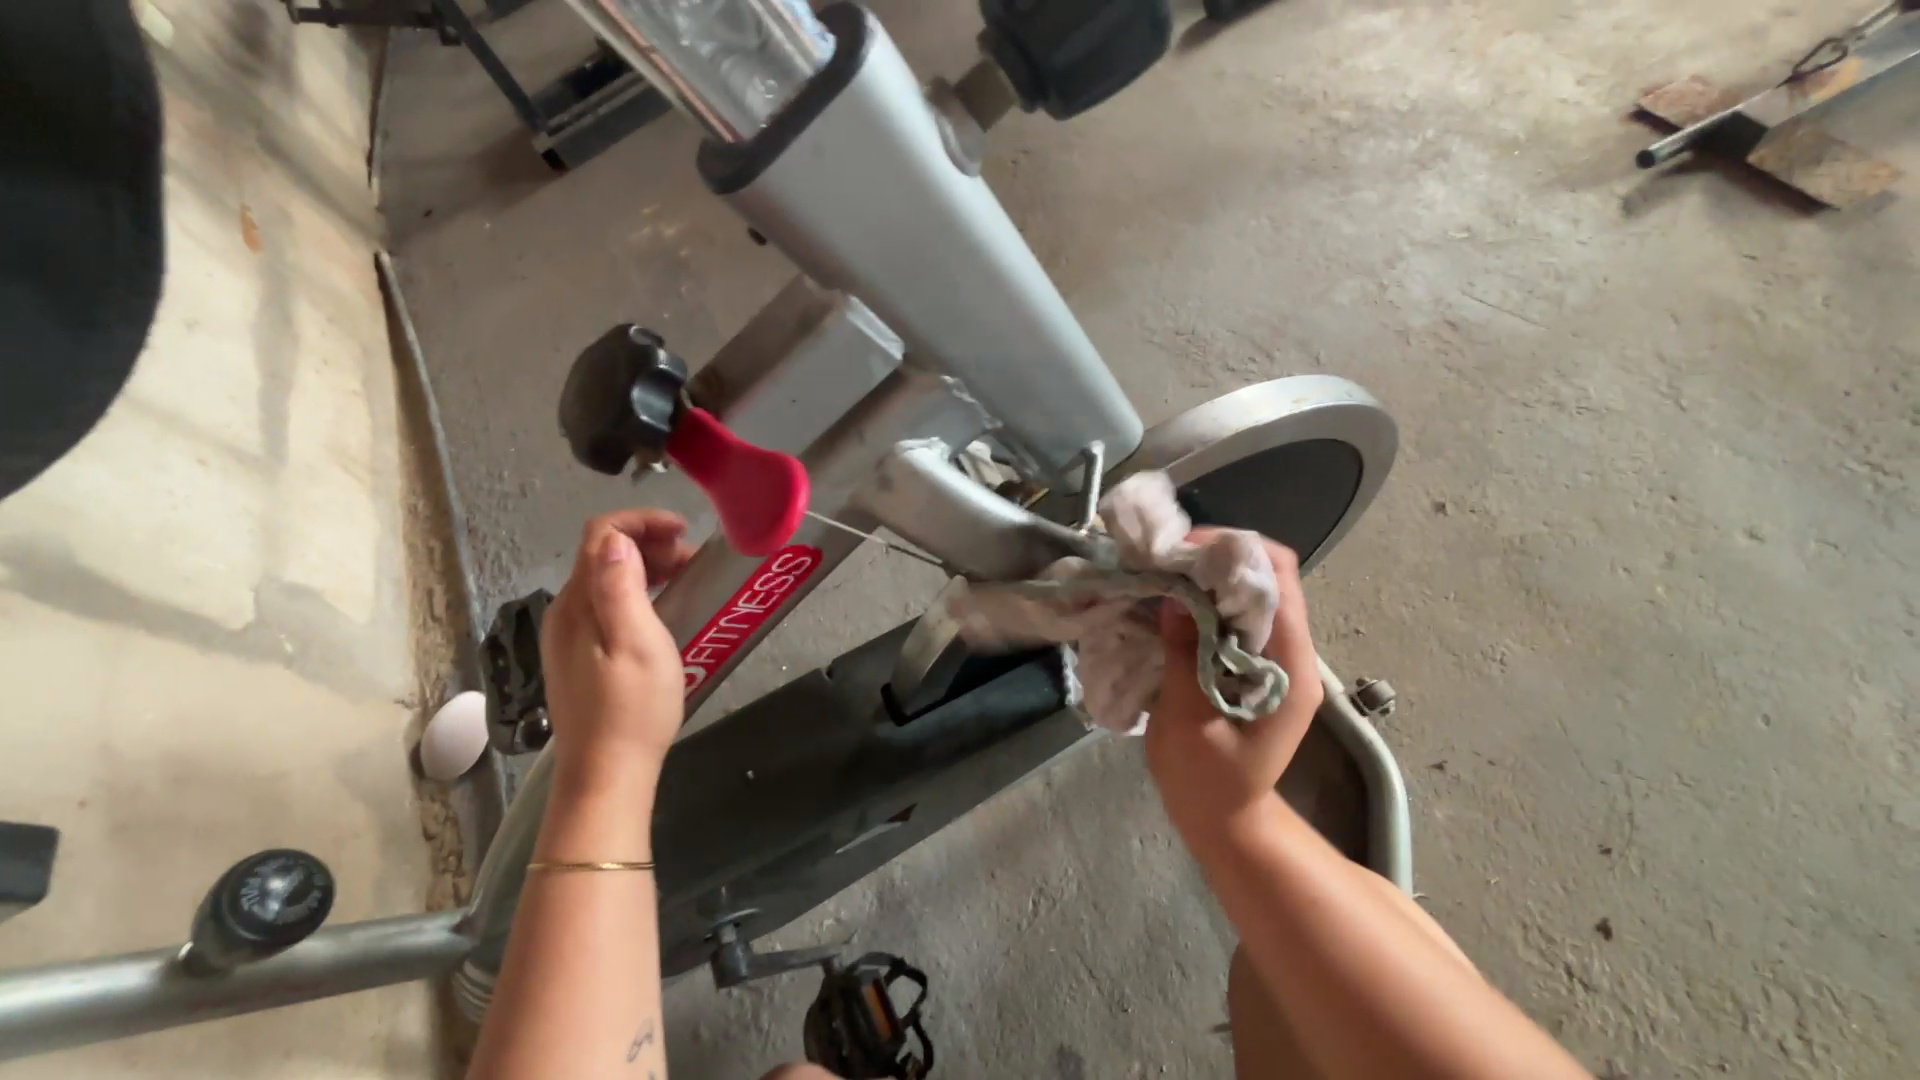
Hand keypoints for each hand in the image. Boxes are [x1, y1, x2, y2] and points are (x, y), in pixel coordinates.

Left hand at [539, 509, 694, 784]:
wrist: (607, 773)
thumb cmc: (632, 709)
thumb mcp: (638, 645)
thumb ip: (623, 588)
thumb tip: (617, 539)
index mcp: (578, 604)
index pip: (601, 535)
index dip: (642, 521)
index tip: (685, 530)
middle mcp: (566, 612)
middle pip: (602, 553)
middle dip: (649, 543)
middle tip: (693, 561)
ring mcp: (569, 635)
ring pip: (605, 578)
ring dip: (646, 566)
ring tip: (686, 581)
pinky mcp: (579, 655)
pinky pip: (606, 603)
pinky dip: (637, 591)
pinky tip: (663, 609)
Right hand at [1144, 533, 1323, 846]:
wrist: (1224, 820)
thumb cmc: (1208, 781)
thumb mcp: (1189, 722)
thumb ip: (1186, 657)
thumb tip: (1175, 597)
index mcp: (1289, 668)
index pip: (1279, 581)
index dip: (1235, 552)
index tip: (1184, 549)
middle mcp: (1291, 653)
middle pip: (1268, 576)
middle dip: (1218, 556)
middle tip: (1167, 557)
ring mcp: (1275, 657)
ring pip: (1251, 590)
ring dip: (1210, 574)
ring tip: (1165, 570)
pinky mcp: (1253, 662)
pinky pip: (1236, 612)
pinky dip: (1205, 597)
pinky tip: (1172, 599)